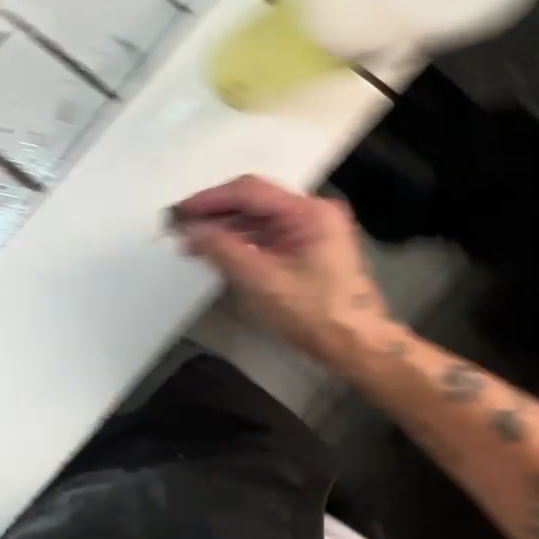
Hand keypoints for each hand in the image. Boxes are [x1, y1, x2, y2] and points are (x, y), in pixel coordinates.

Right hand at [170, 175, 389, 363]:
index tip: (180, 212)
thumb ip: (223, 250)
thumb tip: (190, 231)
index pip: (249, 192)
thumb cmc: (315, 313)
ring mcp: (311, 230)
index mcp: (309, 212)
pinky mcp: (306, 248)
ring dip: (225, 228)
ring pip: (257, 219)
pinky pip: (266, 235)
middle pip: (253, 201)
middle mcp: (312, 213)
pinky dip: (240, 241)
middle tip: (181, 226)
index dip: (210, 199)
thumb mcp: (262, 281)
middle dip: (215, 213)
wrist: (358, 347)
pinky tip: (217, 252)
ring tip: (193, 242)